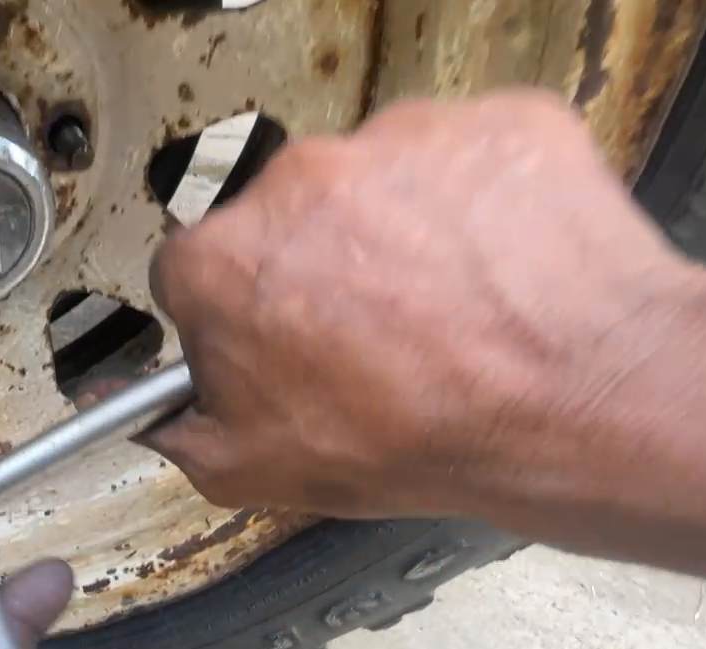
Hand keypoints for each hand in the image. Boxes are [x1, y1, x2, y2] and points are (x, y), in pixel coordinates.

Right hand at [144, 89, 694, 518]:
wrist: (573, 403)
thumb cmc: (400, 435)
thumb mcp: (239, 466)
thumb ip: (165, 426)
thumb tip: (132, 403)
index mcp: (215, 262)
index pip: (186, 272)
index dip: (220, 314)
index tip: (256, 340)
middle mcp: (289, 184)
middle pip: (267, 223)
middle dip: (291, 270)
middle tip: (342, 330)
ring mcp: (392, 143)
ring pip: (353, 188)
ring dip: (369, 234)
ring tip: (417, 303)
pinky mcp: (484, 124)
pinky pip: (442, 161)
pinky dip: (448, 205)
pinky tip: (469, 267)